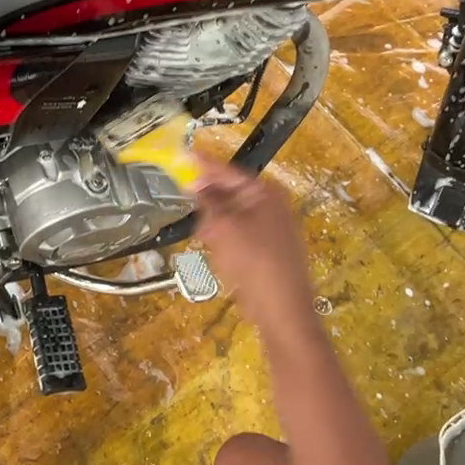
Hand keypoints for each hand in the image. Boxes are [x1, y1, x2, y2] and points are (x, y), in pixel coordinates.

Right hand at [193, 156, 316, 331]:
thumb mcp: (224, 227)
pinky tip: (220, 254)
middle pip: (229, 193)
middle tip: (188, 203)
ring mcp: (271, 228)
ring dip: (214, 224)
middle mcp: (271, 205)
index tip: (182, 155)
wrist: (282, 310)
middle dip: (208, 201)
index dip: (203, 165)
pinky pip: (237, 234)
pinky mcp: (266, 249)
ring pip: (230, 215)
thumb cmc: (254, 262)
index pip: (228, 171)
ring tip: (209, 238)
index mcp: (265, 194)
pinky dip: (224, 239)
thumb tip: (194, 180)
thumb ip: (208, 200)